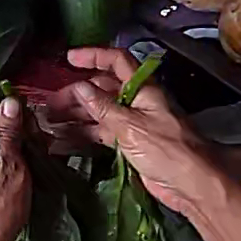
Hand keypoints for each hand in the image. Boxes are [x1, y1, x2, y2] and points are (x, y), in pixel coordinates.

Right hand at [45, 47, 227, 218]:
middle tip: (50, 105)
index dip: (93, 56)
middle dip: (76, 94)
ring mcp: (133, 123)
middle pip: (102, 89)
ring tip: (50, 123)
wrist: (190, 184)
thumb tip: (80, 87)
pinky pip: (102, 134)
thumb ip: (103, 107)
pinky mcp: (130, 144)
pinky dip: (84, 136)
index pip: (117, 61)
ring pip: (99, 113)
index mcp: (143, 89)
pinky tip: (63, 142)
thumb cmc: (166, 150)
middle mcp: (137, 102)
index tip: (69, 59)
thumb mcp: (131, 126)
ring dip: (75, 116)